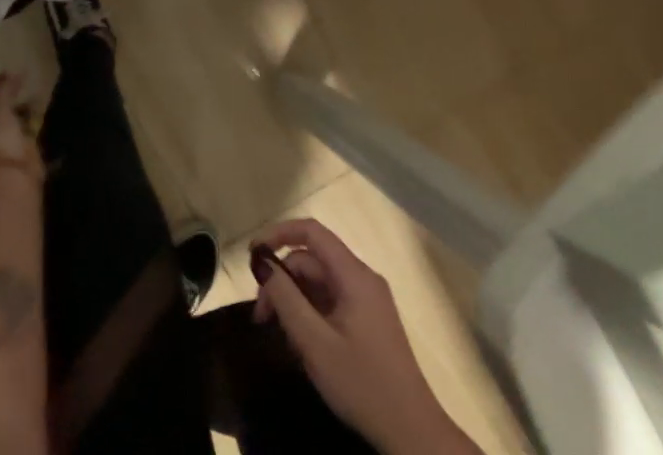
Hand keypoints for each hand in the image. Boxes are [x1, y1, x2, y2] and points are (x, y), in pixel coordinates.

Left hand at [0, 72, 39, 176]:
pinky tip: (34, 111)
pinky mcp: (11, 152)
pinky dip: (24, 122)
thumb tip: (10, 72)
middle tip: (13, 85)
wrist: (15, 175)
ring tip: (26, 95)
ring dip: (14, 111)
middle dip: (0, 100)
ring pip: (3, 122)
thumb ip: (3, 89)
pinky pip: (17, 132)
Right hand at [252, 219, 465, 452]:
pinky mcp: (366, 319)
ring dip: (292, 299)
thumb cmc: (362, 383)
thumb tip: (261, 261)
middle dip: (281, 279)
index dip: (277, 233)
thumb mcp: (313, 341)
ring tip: (278, 332)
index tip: (251, 255)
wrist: (411, 431)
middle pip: (311, 259)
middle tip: (261, 316)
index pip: (312, 232)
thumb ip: (285, 297)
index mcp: (354, 276)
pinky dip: (308, 312)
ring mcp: (366, 300)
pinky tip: (299, 341)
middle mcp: (362, 279)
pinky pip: (329, 300)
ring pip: (318, 281)